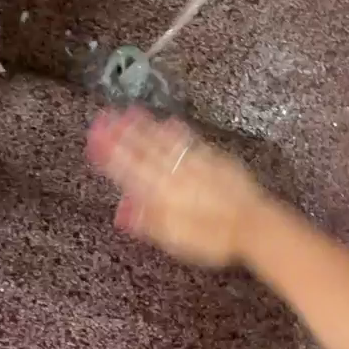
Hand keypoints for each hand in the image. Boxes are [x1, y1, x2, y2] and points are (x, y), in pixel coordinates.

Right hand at [86, 107, 270, 267]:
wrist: (253, 225)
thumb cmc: (214, 237)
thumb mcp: (175, 237)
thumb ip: (147, 221)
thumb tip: (122, 212)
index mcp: (161, 192)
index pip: (128, 169)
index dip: (110, 153)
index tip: (95, 138)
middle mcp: (175, 173)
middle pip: (143, 149)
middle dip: (122, 133)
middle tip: (104, 116)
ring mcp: (195, 163)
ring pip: (164, 141)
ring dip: (146, 126)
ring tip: (129, 111)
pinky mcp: (214, 160)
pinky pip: (189, 141)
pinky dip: (175, 131)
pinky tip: (169, 122)